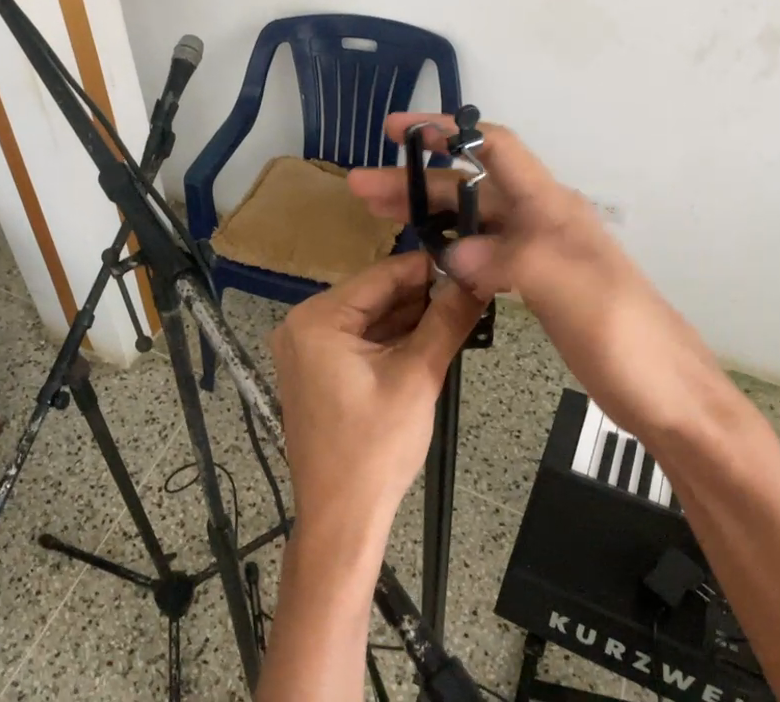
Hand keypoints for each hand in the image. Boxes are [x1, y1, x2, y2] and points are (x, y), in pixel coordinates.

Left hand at [268, 251, 485, 536]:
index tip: (470, 263)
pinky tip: (430, 339)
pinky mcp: (316, 373)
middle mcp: (302, 326)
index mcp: (317, 319)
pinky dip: (391, 342)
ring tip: (461, 313)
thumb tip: (476, 279)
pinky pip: (358, 343)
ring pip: (369, 320)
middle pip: (374, 297)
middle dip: (422, 296)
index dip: (428, 269)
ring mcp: (305, 351)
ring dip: (410, 319)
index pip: (381, 276)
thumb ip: (447, 321)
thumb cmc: (376, 446)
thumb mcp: (417, 377)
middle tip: (472, 290)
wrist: (342, 516)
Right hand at [347, 114, 722, 439]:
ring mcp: (540, 254)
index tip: (399, 130)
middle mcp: (543, 222)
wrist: (668, 395)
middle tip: (362, 189)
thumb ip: (512, 261)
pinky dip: (450, 250)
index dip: (448, 131)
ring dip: (426, 214)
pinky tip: (427, 259)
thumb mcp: (571, 292)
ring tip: (378, 215)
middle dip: (416, 181)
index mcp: (553, 209)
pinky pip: (483, 255)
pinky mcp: (537, 285)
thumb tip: (452, 254)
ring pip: (473, 221)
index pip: (496, 149)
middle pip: (472, 187)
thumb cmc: (628, 338)